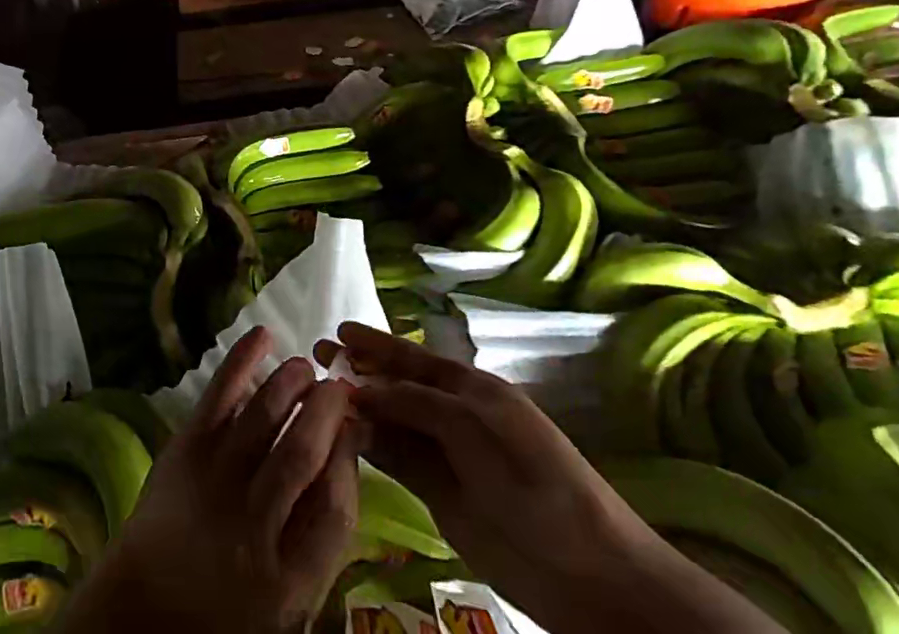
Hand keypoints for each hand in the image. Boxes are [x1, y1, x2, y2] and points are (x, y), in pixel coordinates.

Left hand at [56, 327, 359, 633]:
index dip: (350, 457)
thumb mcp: (293, 595)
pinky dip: (243, 361)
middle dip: (328, 407)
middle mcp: (252, 525)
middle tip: (338, 387)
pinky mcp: (184, 450)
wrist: (144, 610)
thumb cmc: (231, 601)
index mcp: (286, 576)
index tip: (355, 428)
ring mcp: (213, 481)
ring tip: (306, 369)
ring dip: (294, 381)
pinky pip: (220, 395)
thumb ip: (325, 530)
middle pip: (304, 448)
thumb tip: (346, 449)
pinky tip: (264, 336)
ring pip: (267, 416)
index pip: (337, 506)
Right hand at [317, 322, 783, 633]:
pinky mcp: (436, 492)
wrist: (582, 568)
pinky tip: (337, 436)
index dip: (377, 344)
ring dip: (357, 406)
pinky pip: (394, 458)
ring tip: (315, 395)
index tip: (340, 329)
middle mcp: (455, 414)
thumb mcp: (479, 428)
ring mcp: (445, 454)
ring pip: (391, 421)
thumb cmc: (537, 482)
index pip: (415, 359)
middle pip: (398, 386)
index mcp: (474, 389)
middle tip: (317, 357)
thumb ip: (421, 403)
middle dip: (359, 370)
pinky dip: (366, 444)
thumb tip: (364, 386)